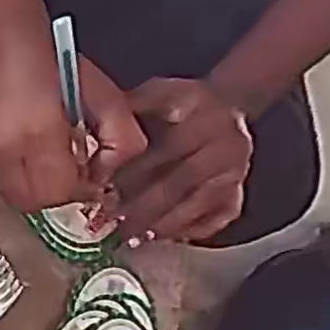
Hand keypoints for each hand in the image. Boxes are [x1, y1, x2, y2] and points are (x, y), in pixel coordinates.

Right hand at [0, 30, 138, 210]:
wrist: (1, 41)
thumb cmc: (52, 61)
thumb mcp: (104, 94)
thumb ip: (122, 140)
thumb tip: (107, 174)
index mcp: (40, 133)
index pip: (61, 191)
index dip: (80, 191)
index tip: (91, 178)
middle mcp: (4, 149)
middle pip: (35, 202)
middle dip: (58, 194)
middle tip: (73, 173)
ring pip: (15, 197)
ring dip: (37, 189)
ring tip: (50, 162)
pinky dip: (19, 178)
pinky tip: (29, 153)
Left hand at [113, 77, 252, 244]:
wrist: (229, 106)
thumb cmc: (180, 104)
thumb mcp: (156, 93)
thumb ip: (129, 108)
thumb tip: (90, 127)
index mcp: (204, 118)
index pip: (166, 150)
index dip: (133, 172)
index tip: (105, 189)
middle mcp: (226, 143)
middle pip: (179, 182)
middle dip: (141, 206)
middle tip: (110, 221)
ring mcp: (236, 170)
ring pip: (197, 204)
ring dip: (161, 224)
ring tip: (131, 235)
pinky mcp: (239, 191)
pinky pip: (216, 217)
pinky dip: (187, 230)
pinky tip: (160, 237)